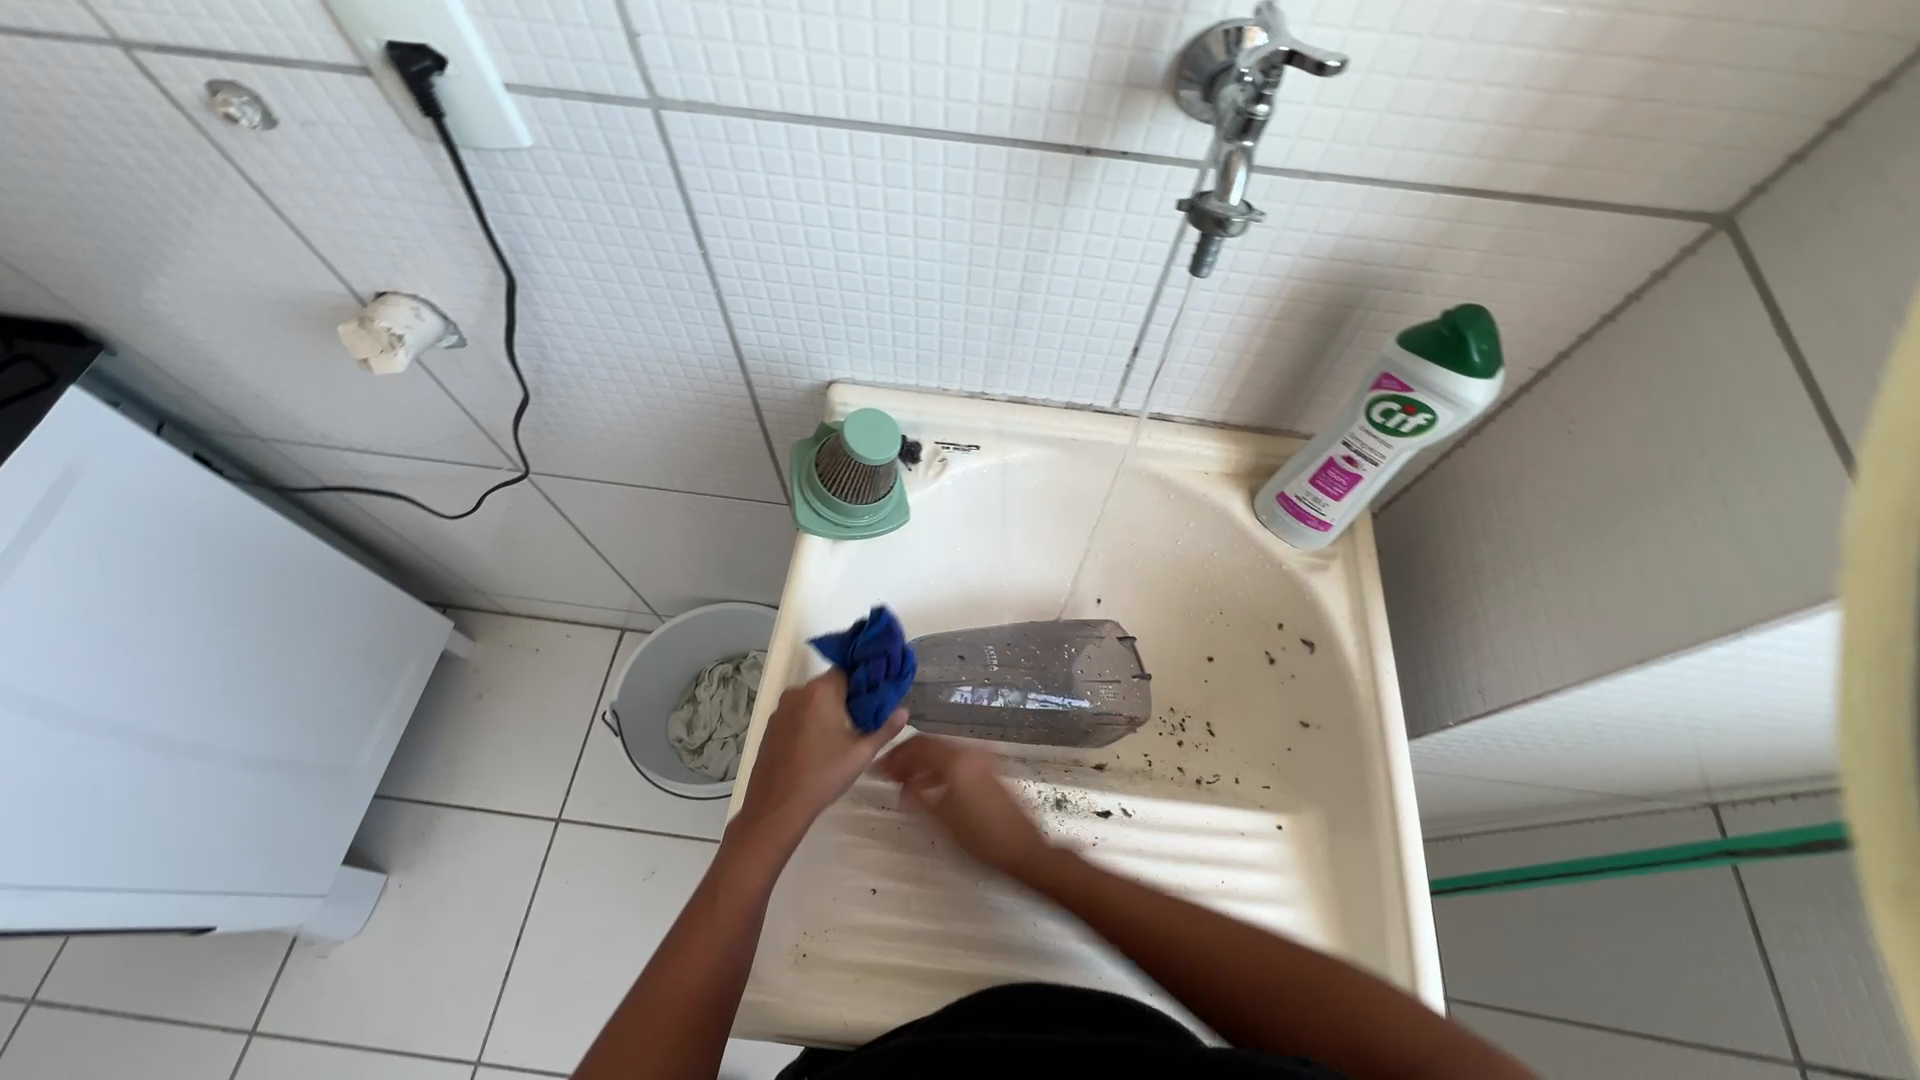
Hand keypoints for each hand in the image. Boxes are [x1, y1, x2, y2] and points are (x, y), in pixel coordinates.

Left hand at [731, 670, 905, 850]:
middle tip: (865, 721)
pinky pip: (798, 714)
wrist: (777, 806)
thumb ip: (885, 728)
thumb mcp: (862, 753)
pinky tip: (819, 747)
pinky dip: (811, 722)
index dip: (865, 682)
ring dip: (829, 711)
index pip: (848, 671)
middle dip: (848, 699)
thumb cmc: (824, 775)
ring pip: (813, 700)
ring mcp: (780, 709)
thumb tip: (904, 711)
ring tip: (843, 737)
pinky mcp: (771, 726)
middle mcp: (797, 692)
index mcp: (821, 691)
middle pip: (830, 685)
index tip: (877, 698)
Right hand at [878, 735, 1052, 879]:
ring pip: (946, 753)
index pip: (918, 745)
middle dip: (909, 758)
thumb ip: (918, 798)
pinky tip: (932, 787)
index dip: (896, 755)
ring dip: (924, 764)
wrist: (1023, 849)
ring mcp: (985, 760)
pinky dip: (942, 769)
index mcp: (957, 761)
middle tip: (890, 774)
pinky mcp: (992, 770)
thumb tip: (902, 785)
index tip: (880, 768)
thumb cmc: (981, 839)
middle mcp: (971, 753)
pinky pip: (959, 761)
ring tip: (906, 783)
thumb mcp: (942, 821)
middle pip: (932, 745)